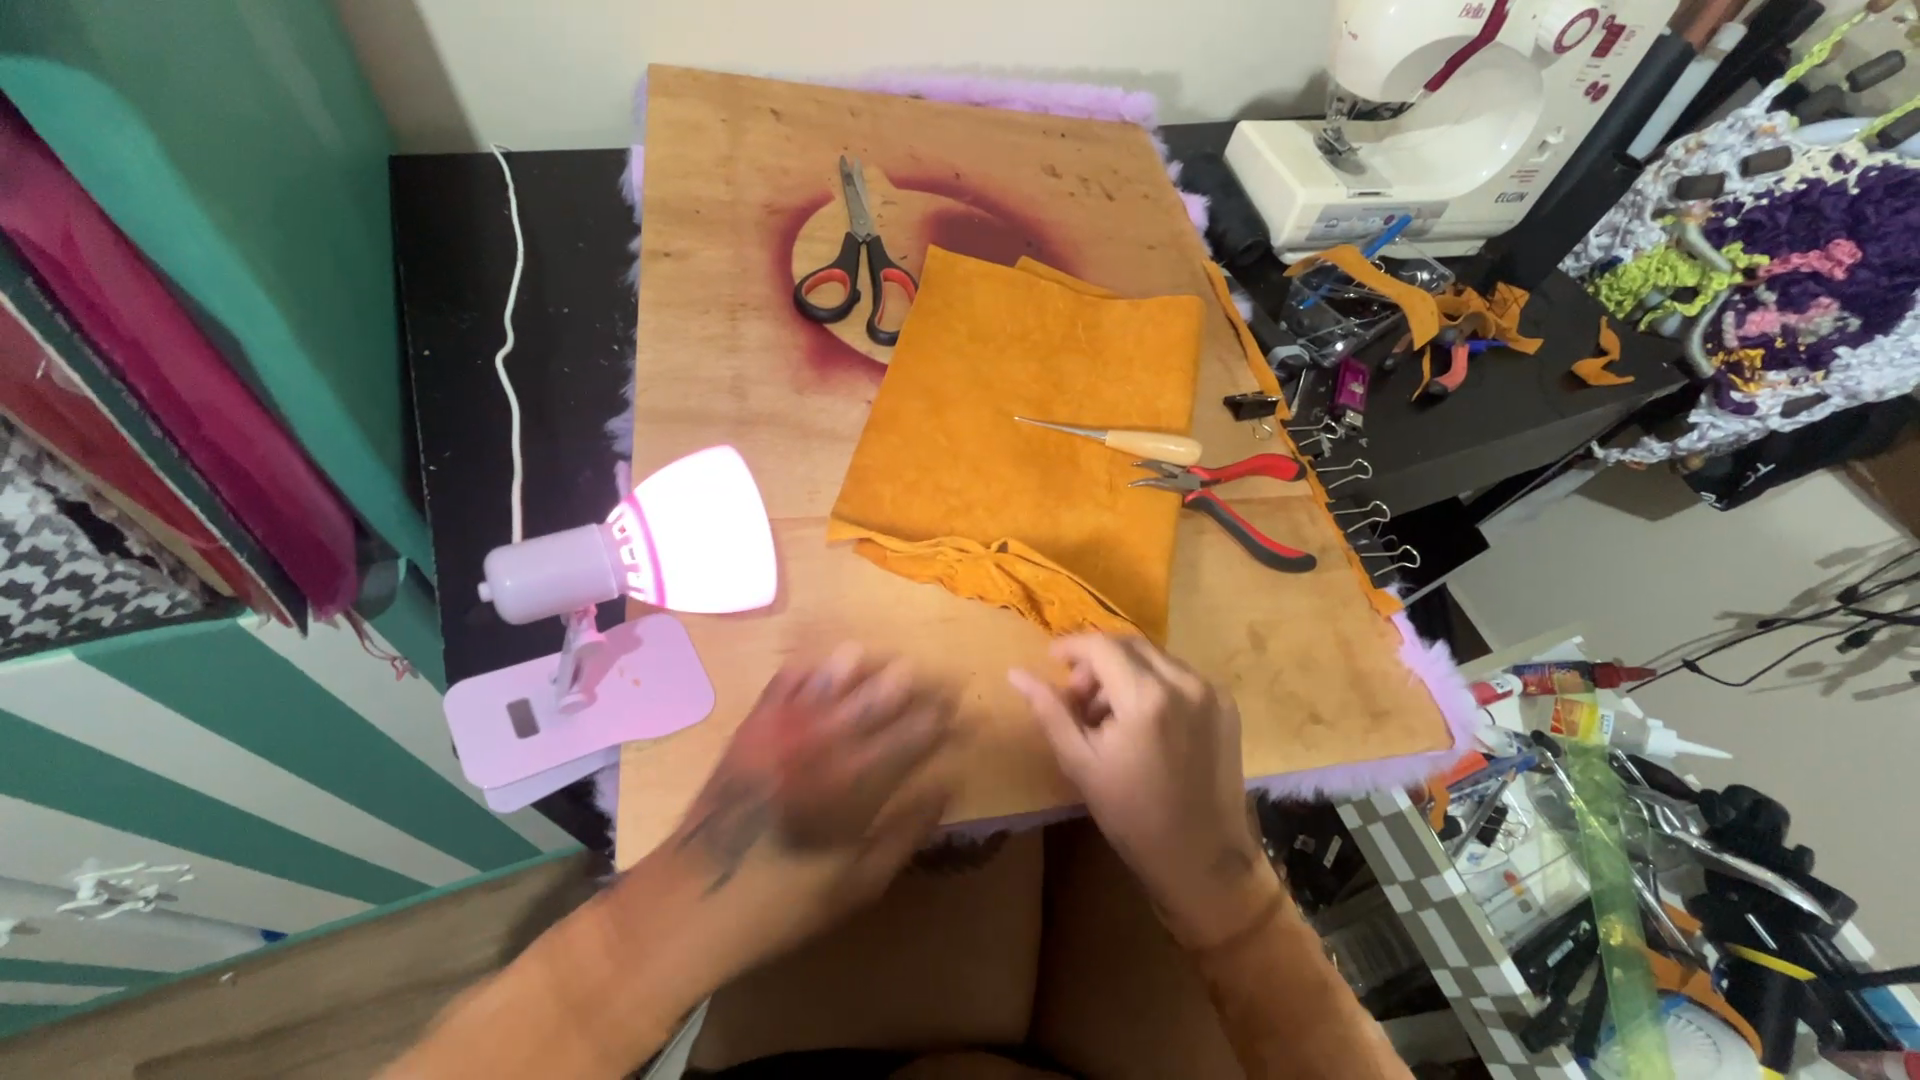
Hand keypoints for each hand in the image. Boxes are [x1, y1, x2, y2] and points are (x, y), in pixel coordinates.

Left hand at [665, 645, 957, 973]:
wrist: (690, 902)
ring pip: (831, 684)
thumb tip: (944, 787)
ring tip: (887, 661)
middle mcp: (820, 749)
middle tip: (935, 675)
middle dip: (911, 685)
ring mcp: (780, 734)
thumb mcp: (857, 886)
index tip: (960, 710)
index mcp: (852, 788)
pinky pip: (783, 685)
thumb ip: (904, 833)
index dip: (939, 721)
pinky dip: (810, 672)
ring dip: (864, 669)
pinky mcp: (749, 730)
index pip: (910, 739)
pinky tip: (825, 667)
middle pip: (876, 701)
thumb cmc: (781, 904)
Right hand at [1009, 635, 1279, 949]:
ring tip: (1108, 715)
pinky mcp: (1227, 705)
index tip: (1051, 662)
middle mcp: (1185, 682)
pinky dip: (1154, 684)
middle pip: (1130, 644)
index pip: (1101, 646)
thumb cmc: (1133, 815)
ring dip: (1125, 671)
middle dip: (1097, 659)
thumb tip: (1016, 673)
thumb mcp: (1081, 763)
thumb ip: (1049, 711)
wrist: (1203, 858)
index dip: (1071, 647)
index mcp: (1147, 697)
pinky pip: (1180, 676)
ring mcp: (1211, 692)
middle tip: (1078, 694)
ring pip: (1156, 658)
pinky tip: (1142, 723)